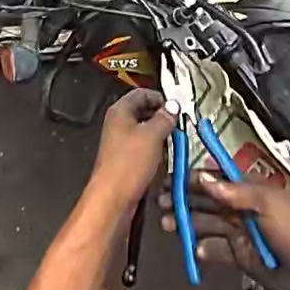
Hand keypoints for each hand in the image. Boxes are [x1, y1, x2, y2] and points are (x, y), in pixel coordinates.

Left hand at [88, 89, 173, 207]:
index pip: (142, 93)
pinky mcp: (124, 157)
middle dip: (162, 119)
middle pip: (143, 111)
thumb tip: (172, 107)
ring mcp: (120, 141)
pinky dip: (154, 150)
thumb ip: (164, 118)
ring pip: (145, 131)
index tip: (175, 108)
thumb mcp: (153, 136)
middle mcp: (118, 123)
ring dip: (159, 136)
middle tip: (176, 127)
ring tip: (171, 144)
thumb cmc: (126, 165)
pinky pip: (143, 147)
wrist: (113, 196)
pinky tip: (162, 159)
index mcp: (120, 111)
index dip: (160, 98)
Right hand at [162, 171, 289, 289]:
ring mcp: (240, 232)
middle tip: (161, 201)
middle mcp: (242, 208)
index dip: (192, 176)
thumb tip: (204, 178)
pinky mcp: (240, 256)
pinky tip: (195, 249)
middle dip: (182, 199)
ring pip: (206, 223)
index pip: (215, 178)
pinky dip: (204, 248)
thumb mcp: (268, 204)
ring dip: (187, 222)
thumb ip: (235, 191)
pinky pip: (216, 249)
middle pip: (205, 200)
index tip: (171, 176)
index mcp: (249, 190)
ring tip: (168, 224)